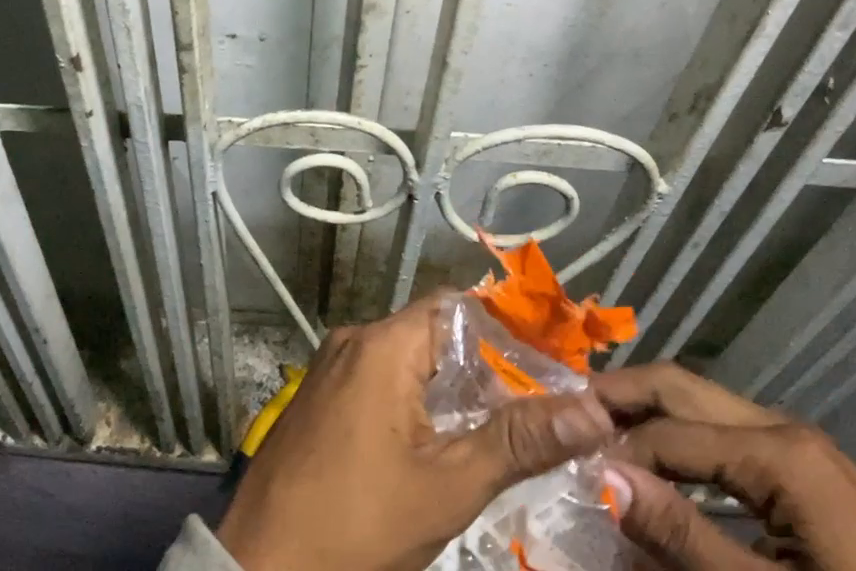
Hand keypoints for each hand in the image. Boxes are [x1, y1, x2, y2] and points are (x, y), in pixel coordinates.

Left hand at [217, 293, 620, 570]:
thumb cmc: (358, 522)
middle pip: (437, 334)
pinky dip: (420, 402)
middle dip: (490, 369)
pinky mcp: (321, 399)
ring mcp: (332, 370)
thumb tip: (595, 409)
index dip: (512, 335)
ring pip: (411, 361)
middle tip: (542, 409)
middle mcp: (353, 341)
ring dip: (456, 389)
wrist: (260, 566)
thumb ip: (520, 441)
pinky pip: (383, 382)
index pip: (460, 310)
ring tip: (506, 430)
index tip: (557, 372)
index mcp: (382, 344)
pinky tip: (447, 441)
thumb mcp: (449, 486)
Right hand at [589, 362, 855, 570]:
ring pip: (703, 406)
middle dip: (619, 396)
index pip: (666, 431)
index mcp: (779, 452)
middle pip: (681, 387)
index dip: (613, 451)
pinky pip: (730, 438)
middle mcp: (786, 429)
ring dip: (649, 417)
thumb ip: (684, 538)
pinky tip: (663, 472)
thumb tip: (604, 477)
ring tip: (600, 441)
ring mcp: (803, 448)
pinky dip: (684, 444)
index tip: (567, 474)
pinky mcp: (811, 474)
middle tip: (564, 419)